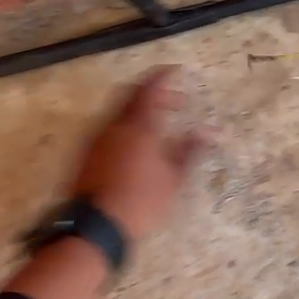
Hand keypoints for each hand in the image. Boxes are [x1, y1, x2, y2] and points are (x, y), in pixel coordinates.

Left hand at [70, 66, 212, 243]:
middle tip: (174, 102)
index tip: (177, 70)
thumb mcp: (174, 177)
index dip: (165, 76)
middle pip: (132, 94)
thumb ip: (192, 149)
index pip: (151, 87)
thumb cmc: (141, 201)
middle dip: (154, 93)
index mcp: (139, 124)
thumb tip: (213, 131)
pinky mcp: (85, 155)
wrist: (95, 228)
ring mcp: (97, 139)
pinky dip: (126, 126)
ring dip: (139, 111)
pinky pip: (109, 128)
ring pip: (119, 111)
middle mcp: (115, 124)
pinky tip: (136, 147)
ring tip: (158, 128)